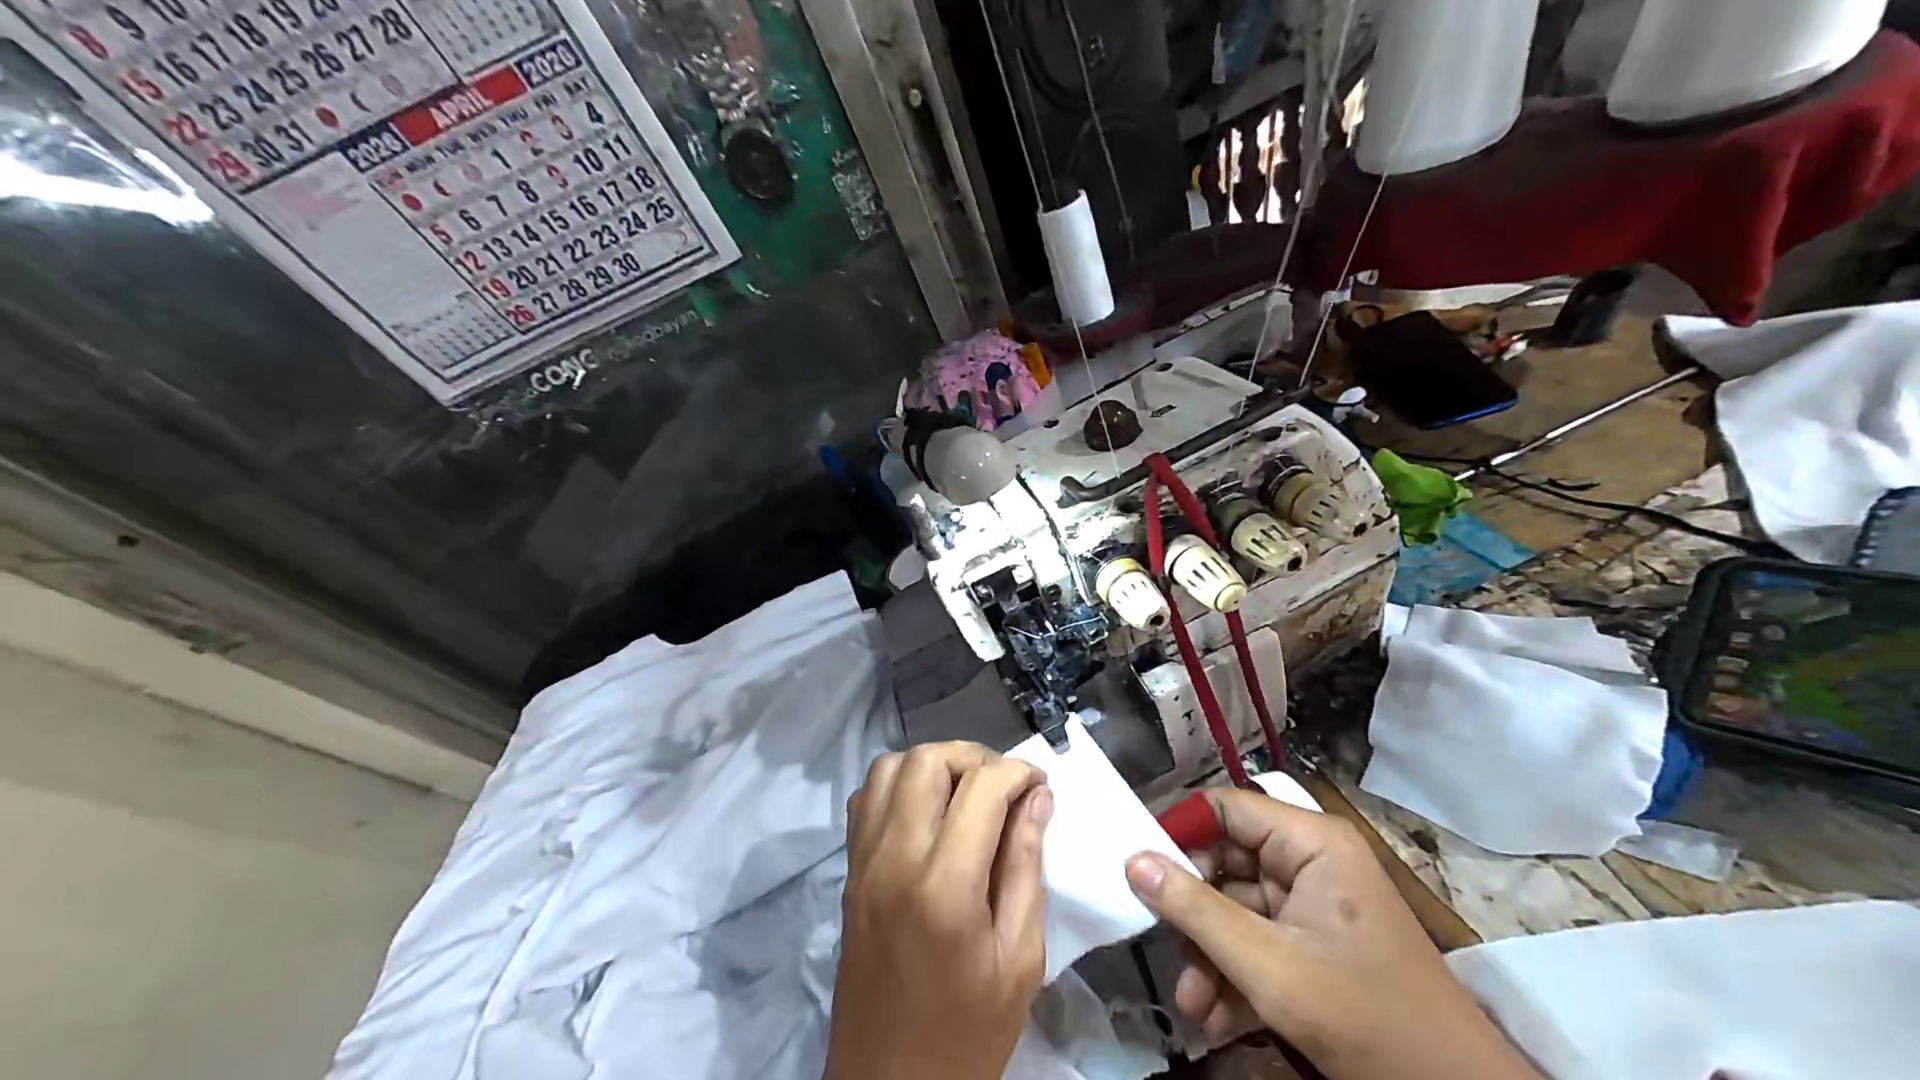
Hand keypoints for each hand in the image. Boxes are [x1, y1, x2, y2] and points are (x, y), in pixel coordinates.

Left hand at [825, 742, 1052, 1079]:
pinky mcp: (849, 869)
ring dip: (933, 765)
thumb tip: (1036, 798)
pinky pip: (867, 797)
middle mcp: (895, 857)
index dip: (1017, 772)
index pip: (981, 787)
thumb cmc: (967, 1030)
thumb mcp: (1020, 959)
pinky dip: (899, 784)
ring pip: (890, 767)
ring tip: (966, 793)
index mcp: (944, 885)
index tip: (1039, 783)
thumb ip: (1026, 867)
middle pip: (927, 760)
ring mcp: (864, 860)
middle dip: (973, 757)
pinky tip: (928, 811)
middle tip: (1004, 786)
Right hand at [1125, 790, 1538, 1079]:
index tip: (1138, 865)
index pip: (1226, 808)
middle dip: (1192, 913)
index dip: (1179, 832)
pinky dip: (1232, 974)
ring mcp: (1311, 904)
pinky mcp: (1311, 944)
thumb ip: (1195, 910)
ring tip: (1192, 1002)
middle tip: (1161, 943)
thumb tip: (1133, 862)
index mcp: (1311, 842)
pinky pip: (1255, 941)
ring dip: (1207, 954)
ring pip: (1233, 908)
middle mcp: (1309, 860)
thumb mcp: (1268, 964)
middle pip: (1225, 862)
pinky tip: (1213, 1017)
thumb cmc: (1364, 1016)